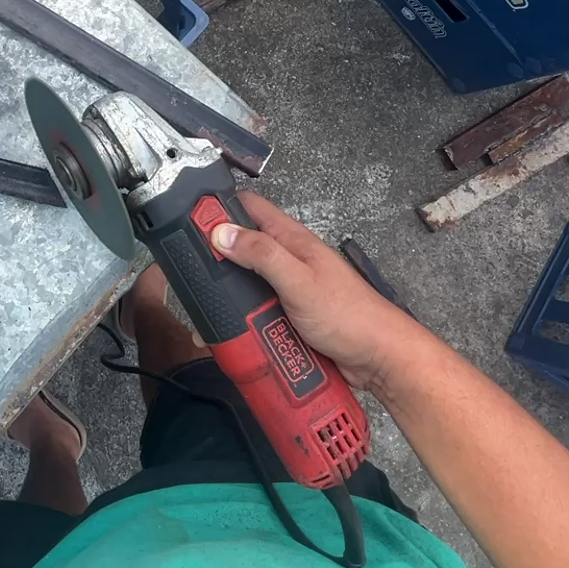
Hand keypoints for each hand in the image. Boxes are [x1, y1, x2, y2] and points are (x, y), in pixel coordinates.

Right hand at [210, 192, 434, 390]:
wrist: (380, 361)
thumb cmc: (349, 315)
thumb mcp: (299, 280)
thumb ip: (261, 254)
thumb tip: (222, 232)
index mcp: (291, 240)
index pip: (249, 208)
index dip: (220, 206)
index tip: (190, 217)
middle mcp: (287, 260)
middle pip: (240, 250)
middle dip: (216, 260)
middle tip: (188, 274)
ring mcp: (286, 289)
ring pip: (245, 287)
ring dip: (227, 299)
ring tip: (204, 313)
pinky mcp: (287, 317)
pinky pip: (256, 315)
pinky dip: (242, 324)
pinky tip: (229, 336)